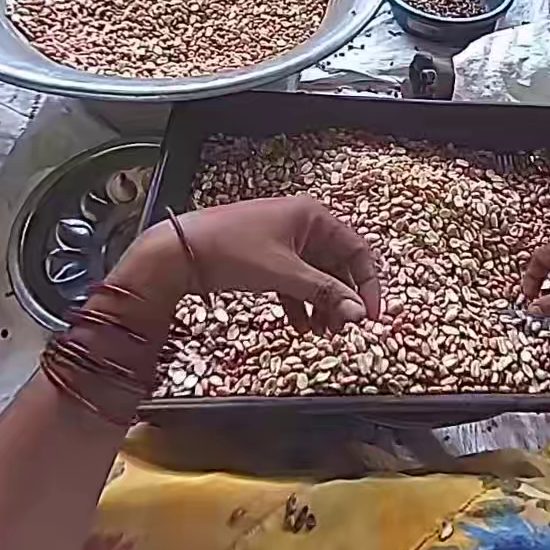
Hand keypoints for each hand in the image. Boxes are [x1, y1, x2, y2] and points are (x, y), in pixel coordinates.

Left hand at [118, 197, 380, 334]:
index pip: (356, 250)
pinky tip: (301, 326)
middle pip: (337, 265)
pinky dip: (300, 303)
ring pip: (316, 276)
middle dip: (342, 298)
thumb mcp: (284, 272)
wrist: (179, 252)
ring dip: (323, 304)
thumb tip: (359, 314)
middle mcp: (303, 225)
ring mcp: (284, 242)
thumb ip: (324, 292)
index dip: (367, 284)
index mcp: (313, 217)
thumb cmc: (233, 250)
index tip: (370, 317)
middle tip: (344, 330)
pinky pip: (295, 282)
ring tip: (324, 333)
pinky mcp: (268, 258)